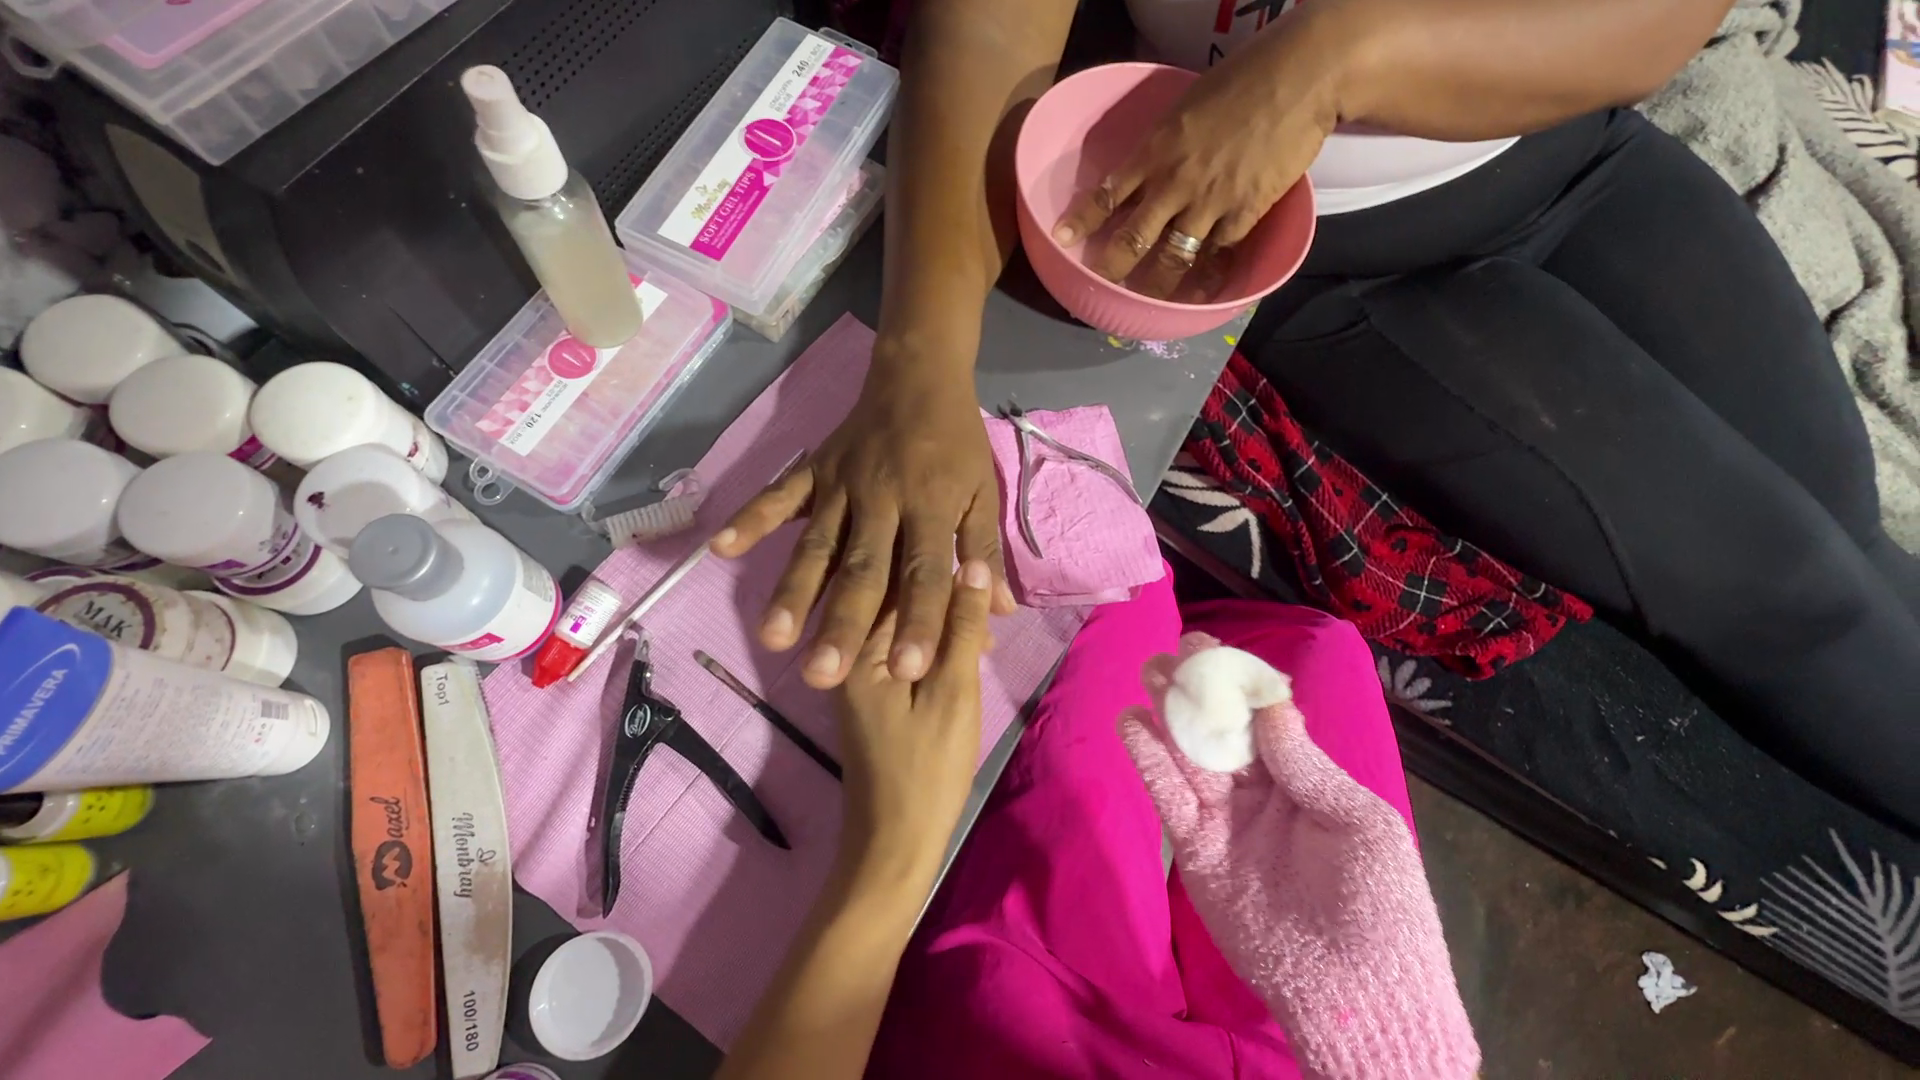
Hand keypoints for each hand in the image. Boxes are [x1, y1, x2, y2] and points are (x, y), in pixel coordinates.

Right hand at [714, 351, 1014, 689]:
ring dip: (794, 590)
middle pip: (863, 569)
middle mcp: (883, 500)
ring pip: (817, 545)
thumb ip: (986, 550)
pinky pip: (779, 496)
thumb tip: (999, 610)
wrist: (920, 376)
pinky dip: (751, 519)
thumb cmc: (957, 443)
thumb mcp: (985, 492)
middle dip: (843, 623)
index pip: (925, 573)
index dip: (919, 621)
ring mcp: (842, 484)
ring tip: (774, 638)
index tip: (907, 671)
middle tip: (824, 676)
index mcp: (932, 508)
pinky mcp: (814, 469)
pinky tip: (721, 549)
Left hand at [835, 561, 995, 870]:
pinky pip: (903, 647)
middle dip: (950, 597)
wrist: (895, 843)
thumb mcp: (954, 692)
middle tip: (996, 617)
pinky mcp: (871, 691)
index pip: (901, 578)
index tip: (991, 581)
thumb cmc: (928, 768)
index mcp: (859, 643)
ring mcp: (857, 672)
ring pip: (905, 622)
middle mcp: (848, 649)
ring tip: (988, 640)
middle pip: (900, 597)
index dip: (949, 571)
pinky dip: (934, 646)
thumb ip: (961, 628)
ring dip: (946, 623)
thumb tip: (973, 564)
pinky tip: (966, 657)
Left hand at [1051, 13, 1343, 299]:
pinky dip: (1207, 279)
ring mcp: (1208, 204)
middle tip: (1101, 286)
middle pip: (1133, 239)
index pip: (1107, 194)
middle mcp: (1174, 184)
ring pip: (1172, 258)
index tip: (1061, 240)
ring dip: (1157, 285)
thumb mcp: (1185, 108)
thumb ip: (1162, 144)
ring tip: (1147, 305)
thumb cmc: (1242, 80)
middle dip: (1112, 267)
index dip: (1081, 221)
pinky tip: (1199, 294)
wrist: (1301, 78)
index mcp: (1155, 151)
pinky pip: (1217, 257)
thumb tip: (1145, 171)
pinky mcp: (1243, 216)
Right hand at [1118, 634, 1479, 1079]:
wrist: (1355, 993)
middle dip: (1197, 691)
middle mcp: (1261, 794)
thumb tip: (1271, 706)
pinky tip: (1132, 725)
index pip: (1264, 719)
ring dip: (1167, 716)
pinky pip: (1170, 799)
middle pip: (1221, 731)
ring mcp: (1226, 821)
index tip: (1211, 647)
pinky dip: (1150, 762)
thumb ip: (1309, 767)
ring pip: (1190, 757)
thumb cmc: (1380, 906)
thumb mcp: (1361, 827)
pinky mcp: (1196, 851)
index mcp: (1307, 781)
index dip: (1239, 683)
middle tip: (1171, 653)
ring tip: (1147, 675)